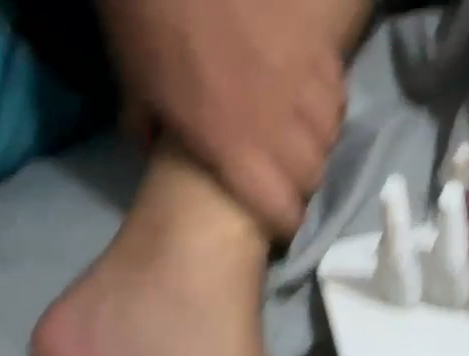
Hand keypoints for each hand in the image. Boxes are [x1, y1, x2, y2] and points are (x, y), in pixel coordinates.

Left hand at [98, 0, 346, 237]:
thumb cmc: (153, 22)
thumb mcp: (134, 80)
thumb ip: (148, 126)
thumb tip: (155, 148)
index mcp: (238, 150)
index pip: (284, 211)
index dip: (281, 221)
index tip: (272, 216)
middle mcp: (283, 130)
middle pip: (312, 178)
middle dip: (298, 182)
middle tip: (279, 173)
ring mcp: (307, 90)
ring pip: (328, 138)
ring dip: (312, 143)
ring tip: (292, 134)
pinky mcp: (322, 55)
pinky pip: (334, 97)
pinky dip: (321, 105)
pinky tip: (301, 95)